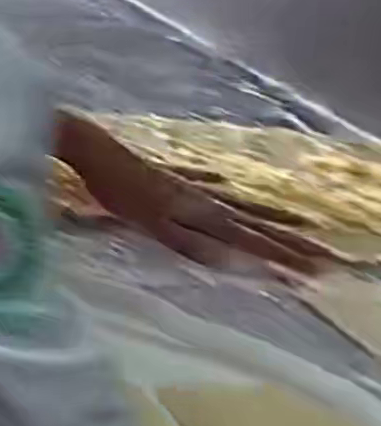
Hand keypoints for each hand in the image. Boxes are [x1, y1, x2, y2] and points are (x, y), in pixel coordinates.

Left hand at [121, 169, 336, 276]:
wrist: (94, 152)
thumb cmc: (119, 192)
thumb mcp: (154, 226)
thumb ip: (192, 244)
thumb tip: (238, 265)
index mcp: (203, 215)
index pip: (251, 241)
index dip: (283, 257)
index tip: (321, 273)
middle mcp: (202, 199)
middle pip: (253, 223)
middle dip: (290, 241)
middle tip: (331, 255)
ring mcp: (181, 183)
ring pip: (234, 201)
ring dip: (267, 212)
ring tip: (301, 219)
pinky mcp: (158, 171)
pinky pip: (194, 178)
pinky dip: (211, 181)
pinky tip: (222, 178)